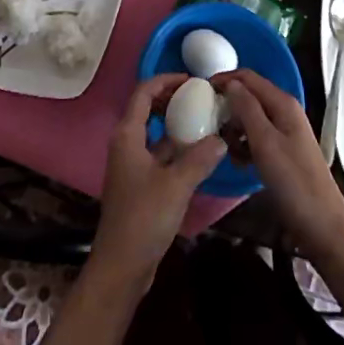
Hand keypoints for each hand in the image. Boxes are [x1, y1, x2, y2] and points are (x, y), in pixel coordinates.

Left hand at [93, 73, 226, 276]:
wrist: (122, 264)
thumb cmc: (144, 218)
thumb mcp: (176, 184)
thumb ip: (199, 158)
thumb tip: (221, 138)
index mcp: (127, 134)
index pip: (143, 92)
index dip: (166, 80)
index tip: (192, 79)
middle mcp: (126, 143)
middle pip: (147, 108)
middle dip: (173, 99)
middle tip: (201, 97)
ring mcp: (131, 163)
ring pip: (155, 132)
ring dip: (176, 124)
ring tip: (205, 121)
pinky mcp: (139, 182)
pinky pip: (158, 152)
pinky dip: (176, 147)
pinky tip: (198, 152)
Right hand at [215, 69, 343, 253]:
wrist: (322, 226)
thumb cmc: (293, 182)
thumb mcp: (265, 142)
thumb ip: (246, 108)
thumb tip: (230, 83)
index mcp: (283, 103)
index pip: (248, 77)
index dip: (224, 80)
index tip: (199, 92)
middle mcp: (284, 112)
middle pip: (249, 96)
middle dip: (228, 107)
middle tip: (208, 125)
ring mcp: (285, 132)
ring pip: (250, 119)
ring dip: (234, 130)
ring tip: (224, 148)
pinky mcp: (282, 152)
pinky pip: (256, 138)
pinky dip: (244, 145)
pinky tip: (237, 162)